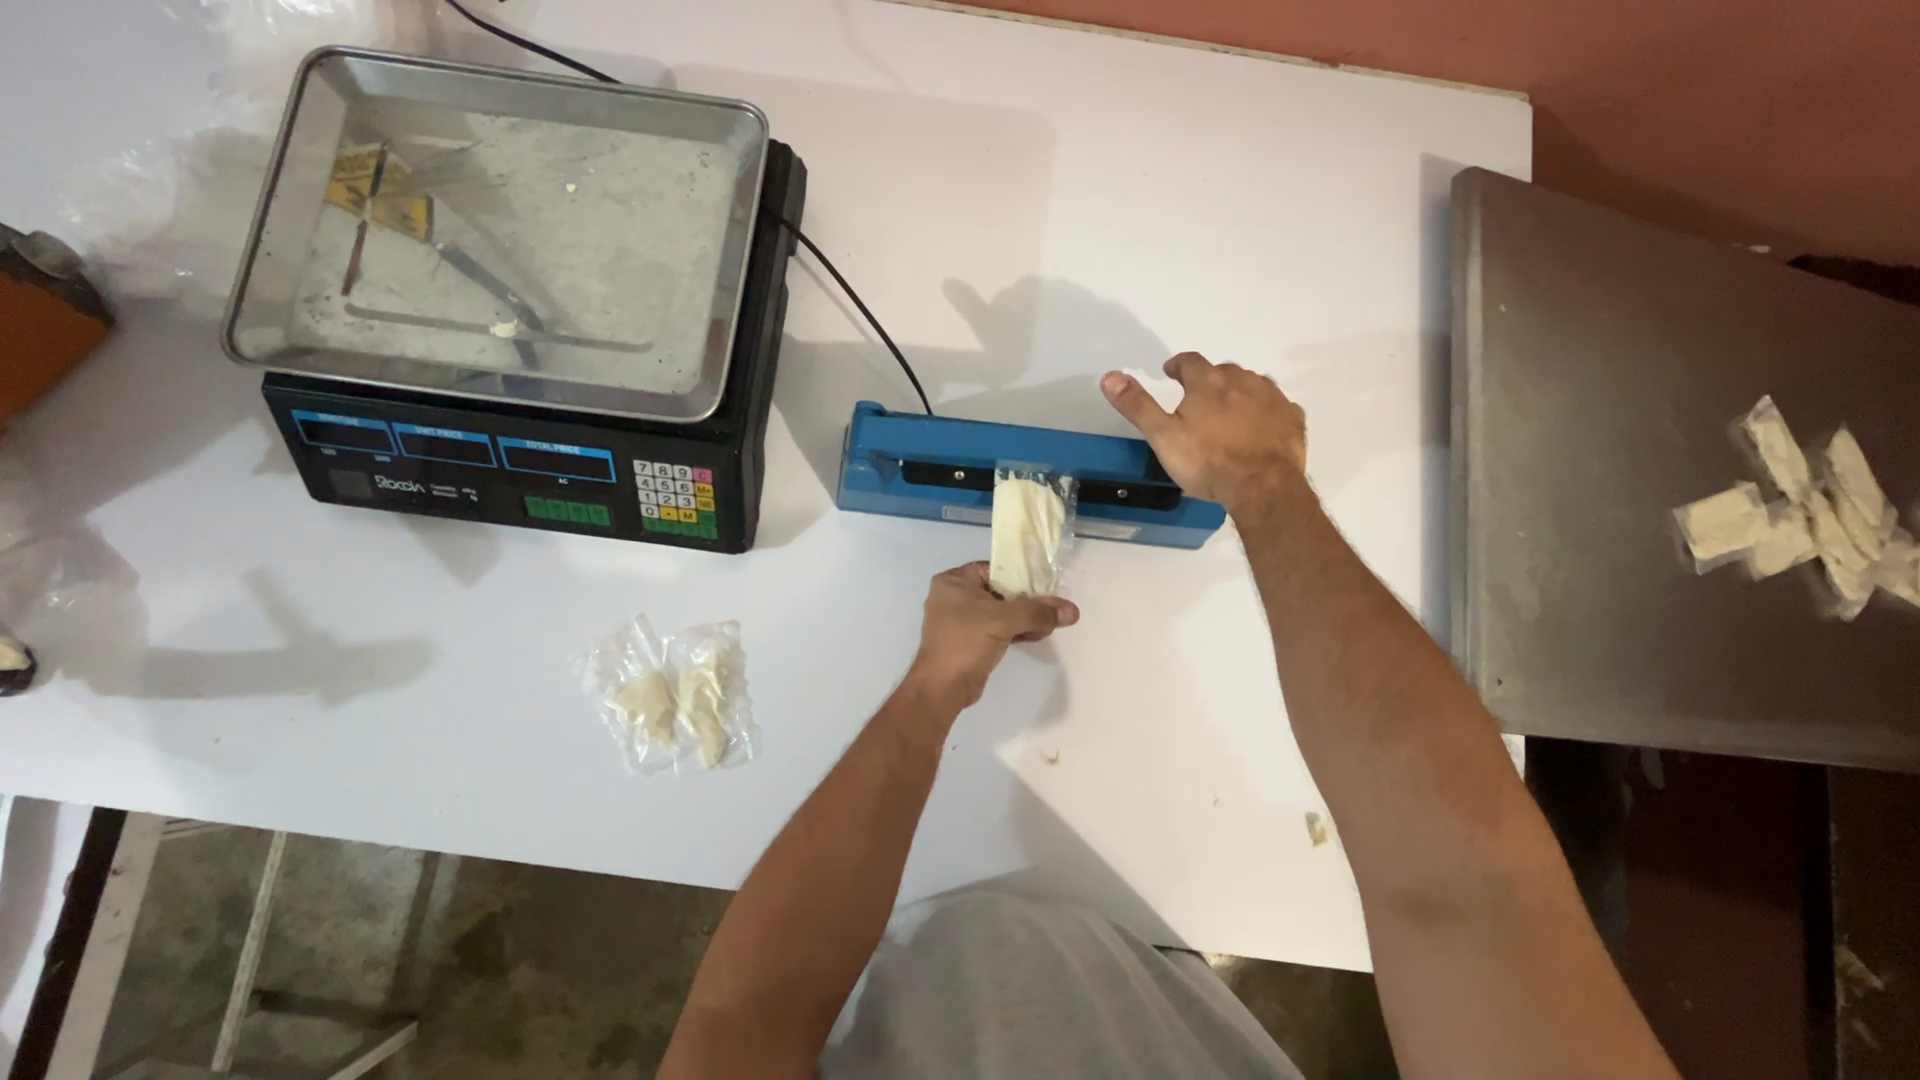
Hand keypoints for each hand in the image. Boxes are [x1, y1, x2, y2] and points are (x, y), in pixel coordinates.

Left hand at [905, 562, 1078, 711]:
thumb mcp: (1003, 620)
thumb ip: (1038, 612)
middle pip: (1001, 591)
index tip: (1048, 585)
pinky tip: (1038, 634)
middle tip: (1053, 607)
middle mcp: (955, 596)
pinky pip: (999, 628)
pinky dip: (1017, 630)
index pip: (995, 569)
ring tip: (1051, 623)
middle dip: (1028, 601)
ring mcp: (962, 620)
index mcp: (954, 581)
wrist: (942, 688)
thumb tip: (1072, 611)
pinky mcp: (971, 640)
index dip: (1022, 575)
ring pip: (1002, 612)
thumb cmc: (966, 642)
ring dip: (1026, 618)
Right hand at [1101, 352, 1307, 514]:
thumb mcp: (1162, 436)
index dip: (1178, 365)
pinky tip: (1261, 427)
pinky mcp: (1292, 419)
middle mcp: (1243, 381)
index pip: (1190, 361)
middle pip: (1223, 371)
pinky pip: (1277, 407)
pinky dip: (1266, 412)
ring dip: (1239, 393)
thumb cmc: (1207, 461)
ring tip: (1230, 412)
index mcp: (1208, 382)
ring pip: (1252, 385)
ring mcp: (1271, 398)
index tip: (1171, 372)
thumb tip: (1109, 376)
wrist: (1262, 486)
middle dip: (1210, 380)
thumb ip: (1137, 405)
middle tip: (1199, 397)